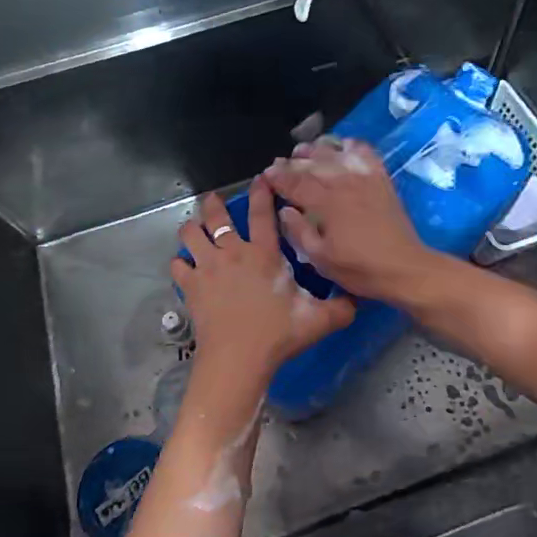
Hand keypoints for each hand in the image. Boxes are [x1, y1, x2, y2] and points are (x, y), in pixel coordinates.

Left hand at [171, 181, 356, 381]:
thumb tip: (358, 301)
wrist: (238, 357)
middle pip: (217, 217)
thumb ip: (340, 308)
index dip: (261, 193)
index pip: (262, 214)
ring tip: (193, 227)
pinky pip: (178, 265)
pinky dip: (179, 262)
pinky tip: (183, 265)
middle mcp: (233, 253)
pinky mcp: (190, 286)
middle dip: (214, 204)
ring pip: (191, 234)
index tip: (259, 179)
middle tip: (213, 199)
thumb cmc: (278, 334)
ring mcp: (207, 267)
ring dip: (191, 228)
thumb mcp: (318, 321)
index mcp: (264, 254)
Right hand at [261, 137, 441, 302]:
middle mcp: (345, 185)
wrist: (405, 269)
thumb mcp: (321, 260)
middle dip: (292, 162)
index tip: (265, 175)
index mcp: (327, 204)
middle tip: (278, 163)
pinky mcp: (382, 181)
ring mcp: (366, 179)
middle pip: (313, 165)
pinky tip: (342, 147)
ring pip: (337, 155)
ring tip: (303, 150)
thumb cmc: (360, 269)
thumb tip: (284, 210)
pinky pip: (366, 154)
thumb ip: (299, 232)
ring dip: (317, 150)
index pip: (296, 183)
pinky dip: (351, 147)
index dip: (278, 178)